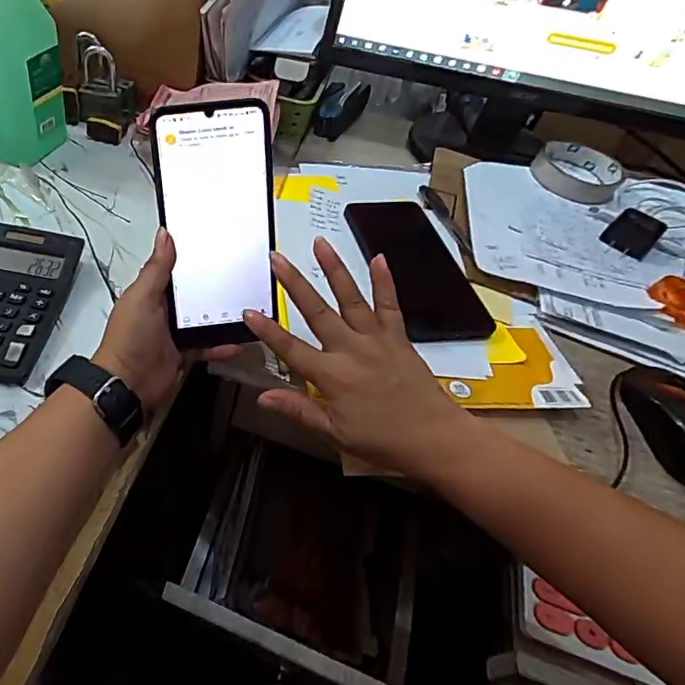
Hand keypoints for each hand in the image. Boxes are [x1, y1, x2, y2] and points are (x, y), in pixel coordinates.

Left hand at [92, 228, 236, 411]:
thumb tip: (164, 236)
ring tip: (242, 307)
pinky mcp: (184, 353)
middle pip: (193, 295)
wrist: (130, 386)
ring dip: (220, 316)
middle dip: (212, 288)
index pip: (173, 270)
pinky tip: (236, 340)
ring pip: (203, 320)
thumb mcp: (142, 298)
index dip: (191, 259)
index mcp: (150, 293)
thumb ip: (156, 269)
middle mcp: (163, 311)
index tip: (213, 248)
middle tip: (237, 276)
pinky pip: (208, 345)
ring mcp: (174, 334)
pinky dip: (221, 344)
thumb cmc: (128, 341)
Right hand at [242, 238, 476, 477]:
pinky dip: (385, 281)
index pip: (291, 349)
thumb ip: (298, 410)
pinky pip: (390, 304)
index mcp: (332, 376)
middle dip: (294, 283)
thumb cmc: (383, 440)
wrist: (435, 438)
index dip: (267, 331)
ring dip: (334, 269)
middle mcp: (352, 350)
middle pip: (316, 311)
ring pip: (350, 298)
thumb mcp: (334, 433)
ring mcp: (377, 340)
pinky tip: (379, 258)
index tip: (249, 312)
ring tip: (321, 243)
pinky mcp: (398, 338)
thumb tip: (264, 397)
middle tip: (277, 259)